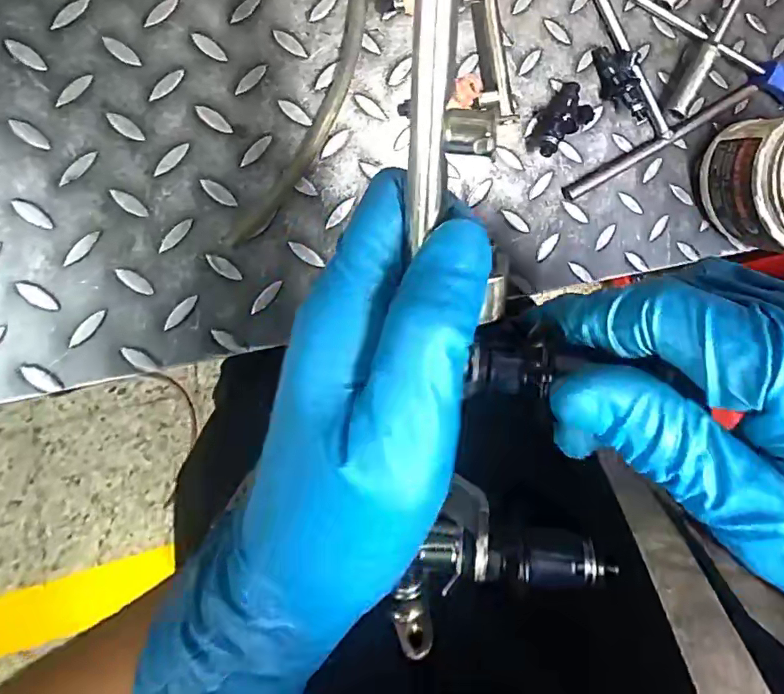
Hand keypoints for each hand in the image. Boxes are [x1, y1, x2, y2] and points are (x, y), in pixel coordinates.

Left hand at [136, 169, 491, 691]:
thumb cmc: (347, 510)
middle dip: (456, 248)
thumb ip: (430, 320)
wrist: (294, 578)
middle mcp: (339, 303)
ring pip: (410, 271)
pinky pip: (407, 311)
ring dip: (454, 284)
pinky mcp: (359, 360)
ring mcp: (347, 331)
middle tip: (489, 311)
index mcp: (344, 302)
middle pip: (403, 232)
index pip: (390, 205)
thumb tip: (461, 233)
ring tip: (481, 339)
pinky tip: (461, 357)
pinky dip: (442, 316)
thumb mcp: (401, 416)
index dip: (443, 206)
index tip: (489, 252)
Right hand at [543, 259, 783, 693]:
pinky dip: (667, 345)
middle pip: (666, 297)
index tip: (545, 371)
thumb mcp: (757, 516)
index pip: (664, 311)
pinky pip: (708, 313)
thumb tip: (572, 392)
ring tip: (610, 403)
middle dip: (604, 341)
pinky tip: (662, 392)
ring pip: (679, 299)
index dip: (591, 330)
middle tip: (573, 406)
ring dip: (632, 343)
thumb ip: (660, 441)